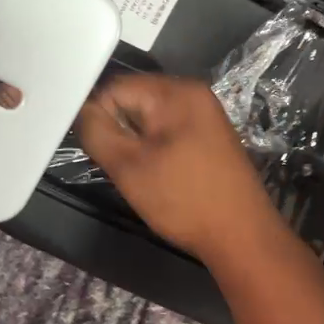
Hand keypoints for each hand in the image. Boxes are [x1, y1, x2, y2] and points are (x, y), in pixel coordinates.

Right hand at [75, 74, 282, 264]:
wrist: (242, 236)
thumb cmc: (183, 199)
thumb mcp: (127, 166)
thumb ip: (95, 131)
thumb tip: (82, 111)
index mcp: (175, 91)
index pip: (113, 88)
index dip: (98, 118)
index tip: (103, 153)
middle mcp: (192, 93)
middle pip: (131, 99)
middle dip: (117, 130)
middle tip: (122, 166)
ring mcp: (204, 114)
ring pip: (147, 118)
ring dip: (134, 143)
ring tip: (140, 174)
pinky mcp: (208, 135)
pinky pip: (166, 130)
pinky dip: (153, 149)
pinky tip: (159, 175)